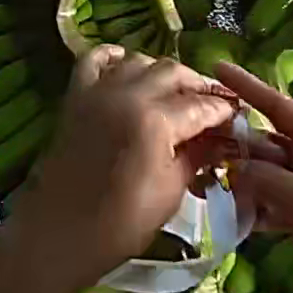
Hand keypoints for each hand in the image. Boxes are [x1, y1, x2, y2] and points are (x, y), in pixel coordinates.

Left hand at [7, 47, 238, 292]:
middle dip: (197, 86)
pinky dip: (114, 57)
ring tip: (173, 92)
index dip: (222, 111)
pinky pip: (95, 60)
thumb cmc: (120, 224)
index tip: (235, 117)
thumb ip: (196, 156)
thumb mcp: (170, 192)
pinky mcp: (76, 96)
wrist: (57, 234)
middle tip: (209, 106)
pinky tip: (127, 67)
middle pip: (173, 72)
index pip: (201, 105)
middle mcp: (129, 94)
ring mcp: (99, 91)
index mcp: (156, 120)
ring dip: (160, 71)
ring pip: (139, 60)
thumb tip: (219, 139)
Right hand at [217, 63, 292, 292]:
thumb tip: (233, 165)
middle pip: (271, 142)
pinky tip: (230, 216)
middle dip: (237, 144)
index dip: (248, 87)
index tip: (217, 67)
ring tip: (203, 182)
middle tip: (194, 143)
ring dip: (242, 180)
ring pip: (270, 176)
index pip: (281, 107)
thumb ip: (266, 179)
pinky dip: (256, 209)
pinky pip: (276, 205)